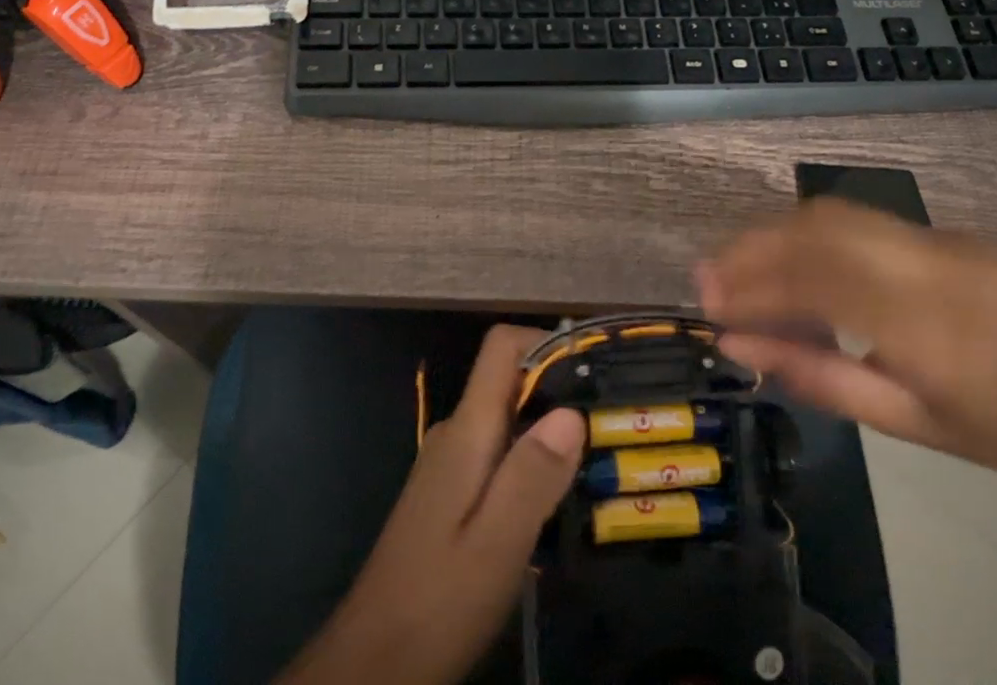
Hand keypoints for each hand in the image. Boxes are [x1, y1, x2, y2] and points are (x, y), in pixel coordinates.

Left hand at [279, 325, 586, 684]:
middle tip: (620, 423)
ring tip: (607, 458)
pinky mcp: (454, 494)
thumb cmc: (438, 600)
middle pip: (511, 382)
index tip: (599, 368)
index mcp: (466, 433)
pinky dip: (537, 461)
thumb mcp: (497, 542)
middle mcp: (456, 436)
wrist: (376, 656)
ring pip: (510, 421)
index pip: (500, 348)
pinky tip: (566, 498)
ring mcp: (452, 465)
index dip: (548, 343)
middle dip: (564, 390)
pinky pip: (502, 455)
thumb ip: (532, 475)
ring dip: (555, 430)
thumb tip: (571, 411)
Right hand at [696, 198, 996, 482]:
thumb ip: (818, 378)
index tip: (706, 306)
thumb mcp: (910, 424)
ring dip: (775, 235)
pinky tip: (786, 263)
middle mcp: (935, 265)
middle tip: (704, 278)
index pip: (816, 283)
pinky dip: (809, 237)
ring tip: (732, 267)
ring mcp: (946, 242)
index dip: (751, 288)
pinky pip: (863, 224)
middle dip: (751, 248)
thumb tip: (738, 348)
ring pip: (838, 216)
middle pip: (820, 230)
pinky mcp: (949, 236)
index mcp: (930, 324)